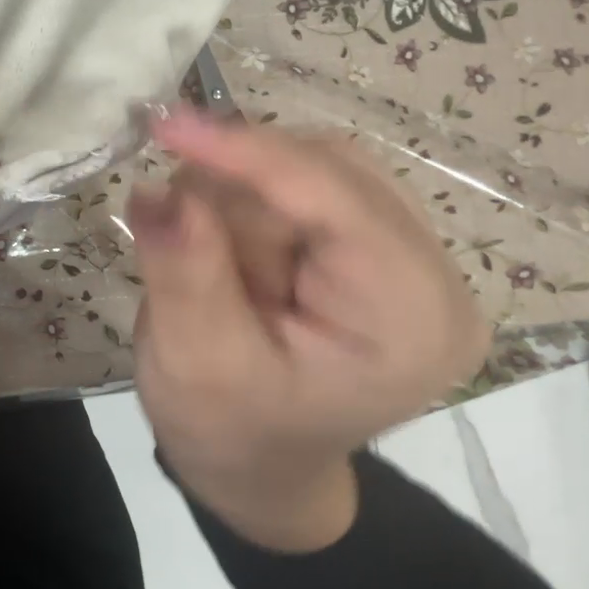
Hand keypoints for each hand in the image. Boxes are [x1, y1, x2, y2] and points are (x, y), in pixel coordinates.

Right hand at [127, 109, 488, 551]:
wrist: (251, 464)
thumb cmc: (224, 426)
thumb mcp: (194, 359)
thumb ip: (185, 273)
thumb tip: (159, 189)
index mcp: (406, 319)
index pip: (336, 202)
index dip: (249, 155)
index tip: (163, 124)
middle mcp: (429, 278)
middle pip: (329, 173)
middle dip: (234, 191)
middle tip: (172, 233)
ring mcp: (405, 262)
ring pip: (310, 170)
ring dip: (232, 199)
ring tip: (202, 262)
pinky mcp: (370, 252)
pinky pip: (301, 188)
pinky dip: (240, 202)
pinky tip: (221, 247)